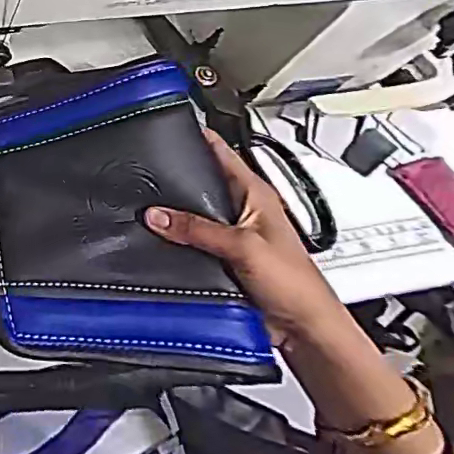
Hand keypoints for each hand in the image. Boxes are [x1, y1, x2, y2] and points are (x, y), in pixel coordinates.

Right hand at [144, 128, 345, 347]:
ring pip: (197, 214)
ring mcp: (234, 234)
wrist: (305, 330)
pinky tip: (163, 240)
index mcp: (255, 193)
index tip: (172, 123)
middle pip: (203, 182)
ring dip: (178, 214)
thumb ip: (198, 229)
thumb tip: (158, 214)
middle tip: (148, 167)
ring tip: (150, 205)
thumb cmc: (296, 285)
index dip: (199, 135)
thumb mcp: (242, 247)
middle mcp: (243, 209)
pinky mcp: (225, 258)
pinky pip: (195, 242)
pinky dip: (180, 240)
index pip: (221, 151)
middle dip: (178, 176)